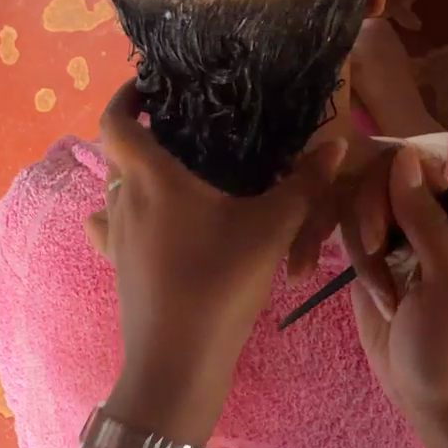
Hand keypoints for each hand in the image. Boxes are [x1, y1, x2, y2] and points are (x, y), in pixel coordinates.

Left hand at [86, 80, 345, 439]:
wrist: (179, 361)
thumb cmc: (220, 281)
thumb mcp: (272, 229)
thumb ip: (305, 184)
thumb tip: (336, 145)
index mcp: (151, 178)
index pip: (115, 121)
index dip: (126, 96)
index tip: (149, 86)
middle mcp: (123, 199)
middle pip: (117, 153)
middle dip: (143, 135)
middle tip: (183, 128)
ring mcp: (115, 236)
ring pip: (115, 189)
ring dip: (134, 174)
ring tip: (174, 173)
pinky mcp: (116, 266)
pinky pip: (112, 225)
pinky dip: (127, 213)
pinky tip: (156, 223)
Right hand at [346, 146, 447, 428]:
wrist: (435, 403)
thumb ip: (426, 218)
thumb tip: (403, 154)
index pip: (412, 170)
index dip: (385, 188)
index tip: (377, 232)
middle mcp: (422, 221)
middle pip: (377, 184)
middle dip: (367, 221)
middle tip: (374, 259)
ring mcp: (393, 241)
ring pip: (354, 209)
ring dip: (360, 253)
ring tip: (381, 299)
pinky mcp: (366, 263)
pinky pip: (344, 237)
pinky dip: (338, 257)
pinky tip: (343, 287)